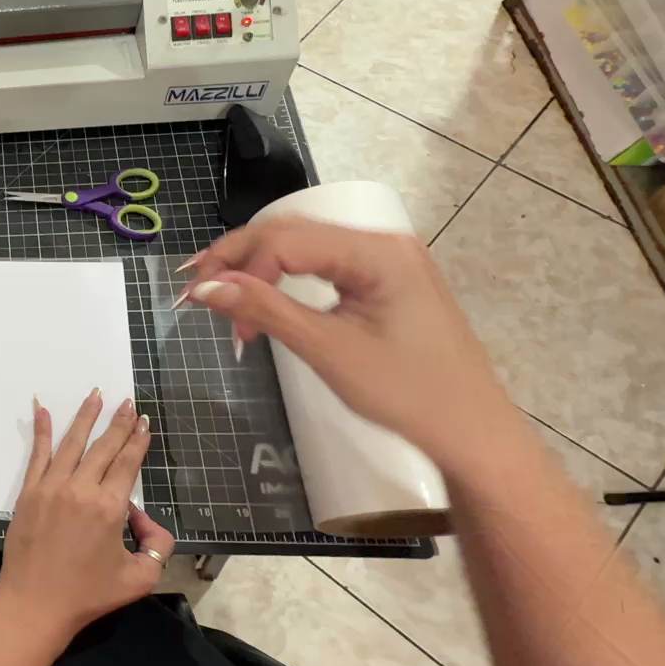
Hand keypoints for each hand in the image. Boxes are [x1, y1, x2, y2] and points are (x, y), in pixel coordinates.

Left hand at [0, 391, 173, 644]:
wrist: (36, 603)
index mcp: (110, 507)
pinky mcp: (29, 492)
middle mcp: (81, 489)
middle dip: (117, 423)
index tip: (142, 421)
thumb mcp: (139, 578)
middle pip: (104, 448)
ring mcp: (51, 487)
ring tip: (96, 394)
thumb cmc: (89, 594)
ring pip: (72, 443)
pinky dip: (41, 430)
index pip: (127, 463)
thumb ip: (156, 545)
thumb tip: (144, 518)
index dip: (136, 440)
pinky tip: (42, 408)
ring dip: (85, 417)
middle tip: (126, 401)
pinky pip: (37, 454)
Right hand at [180, 216, 521, 463]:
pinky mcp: (380, 280)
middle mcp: (381, 243)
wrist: (471, 432)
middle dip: (236, 259)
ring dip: (253, 269)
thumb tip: (204, 287)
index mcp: (377, 252)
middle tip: (194, 292)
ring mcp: (384, 259)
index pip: (284, 240)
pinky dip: (279, 279)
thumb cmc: (407, 393)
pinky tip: (256, 296)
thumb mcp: (327, 349)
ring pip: (299, 247)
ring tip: (217, 295)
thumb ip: (264, 309)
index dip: (235, 264)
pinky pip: (316, 264)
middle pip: (289, 233)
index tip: (198, 301)